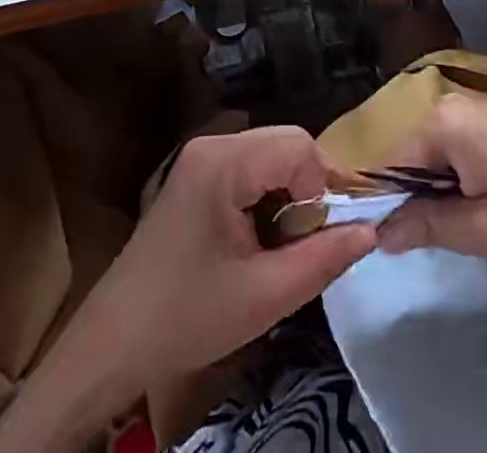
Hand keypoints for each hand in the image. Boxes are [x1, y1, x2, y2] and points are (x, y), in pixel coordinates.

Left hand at [0, 127, 373, 452]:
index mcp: (222, 164)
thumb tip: (371, 229)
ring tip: (279, 244)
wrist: (114, 343)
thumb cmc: (189, 317)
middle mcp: (210, 146)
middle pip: (286, 143)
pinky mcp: (194, 174)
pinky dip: (268, 194)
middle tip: (302, 241)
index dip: (322, 188)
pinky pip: (250, 167)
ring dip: (289, 193)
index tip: (318, 237)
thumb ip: (326, 256)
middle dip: (307, 188)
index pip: (300, 146)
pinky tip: (256, 237)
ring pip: (272, 154)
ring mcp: (198, 158)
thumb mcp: (268, 295)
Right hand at [375, 93, 486, 266]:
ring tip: (474, 230)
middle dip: (417, 203)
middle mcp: (454, 106)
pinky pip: (464, 154)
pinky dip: (468, 185)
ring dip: (445, 197)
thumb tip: (378, 233)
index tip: (385, 248)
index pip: (385, 167)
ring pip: (439, 161)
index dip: (380, 209)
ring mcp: (482, 111)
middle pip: (411, 161)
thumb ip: (425, 226)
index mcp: (442, 123)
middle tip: (441, 244)